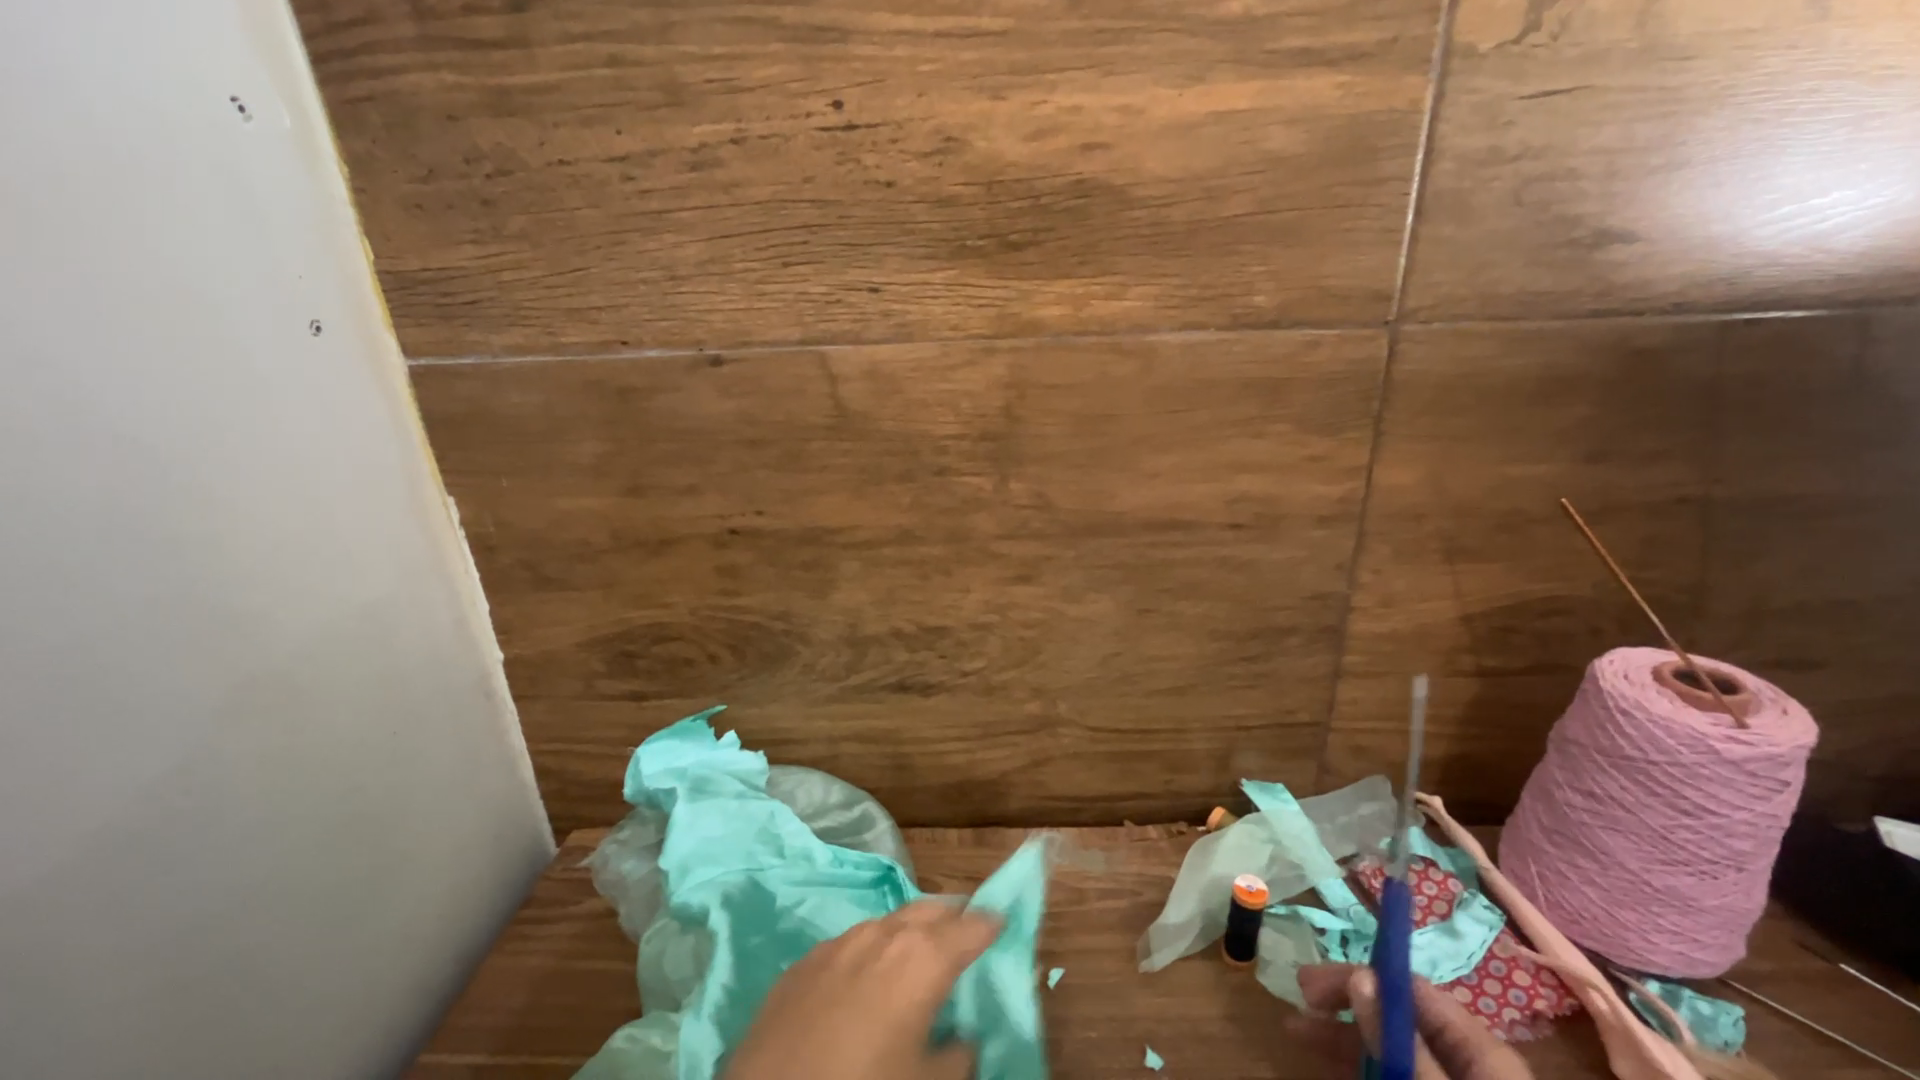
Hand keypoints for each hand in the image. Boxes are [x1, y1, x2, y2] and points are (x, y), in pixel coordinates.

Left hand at [723, 900, 1001, 1079]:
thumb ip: (958, 1053)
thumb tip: (962, 1037)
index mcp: (923, 957)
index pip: (973, 925)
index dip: (992, 925)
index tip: (1003, 927)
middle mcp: (883, 935)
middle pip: (930, 909)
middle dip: (952, 917)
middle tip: (966, 935)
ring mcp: (838, 944)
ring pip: (887, 921)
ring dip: (910, 931)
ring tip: (918, 955)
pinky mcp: (803, 962)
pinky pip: (850, 943)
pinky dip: (870, 950)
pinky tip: (867, 978)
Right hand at [1289, 964, 1534, 1079]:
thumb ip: (1399, 1042)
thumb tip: (1361, 977)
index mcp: (1483, 1054)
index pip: (1417, 992)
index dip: (1364, 978)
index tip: (1312, 986)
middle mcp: (1470, 1067)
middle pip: (1402, 1017)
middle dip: (1347, 1004)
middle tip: (1299, 999)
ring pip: (1392, 1049)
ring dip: (1343, 1036)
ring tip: (1297, 1030)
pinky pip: (1395, 1078)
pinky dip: (1360, 1069)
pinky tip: (1328, 1068)